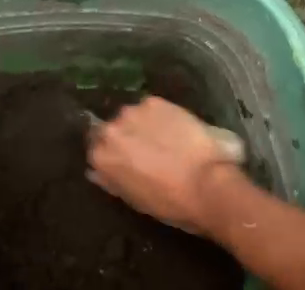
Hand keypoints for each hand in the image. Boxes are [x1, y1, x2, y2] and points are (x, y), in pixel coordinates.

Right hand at [87, 96, 243, 234]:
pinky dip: (161, 117)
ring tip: (164, 139)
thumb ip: (112, 180)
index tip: (128, 163)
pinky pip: (153, 108)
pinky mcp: (155, 101)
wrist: (207, 185)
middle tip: (147, 151)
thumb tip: (97, 171)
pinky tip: (177, 130)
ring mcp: (132, 111)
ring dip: (142, 125)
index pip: (98, 150)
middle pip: (113, 129)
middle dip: (126, 138)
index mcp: (102, 157)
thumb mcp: (134, 199)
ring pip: (133, 116)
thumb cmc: (171, 203)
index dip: (115, 156)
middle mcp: (110, 129)